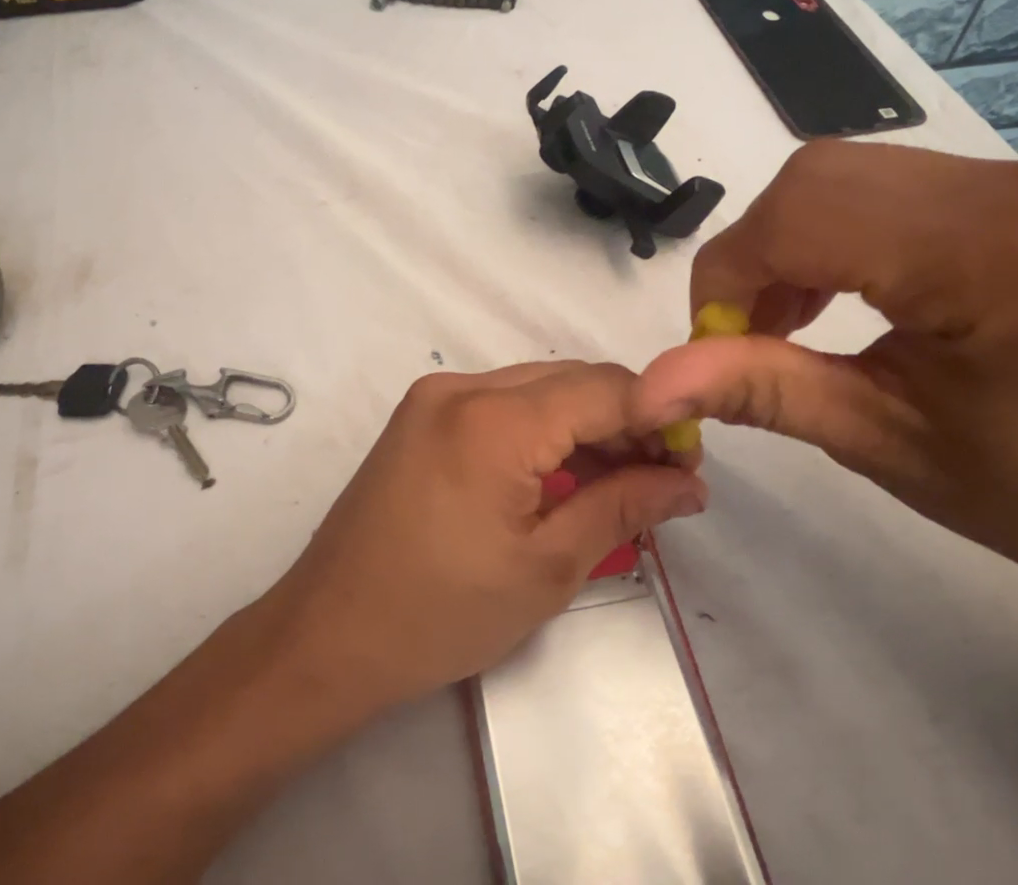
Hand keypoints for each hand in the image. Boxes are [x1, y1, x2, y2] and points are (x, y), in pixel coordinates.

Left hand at [267, 361, 706, 708]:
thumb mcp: (547, 567)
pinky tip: (562, 480)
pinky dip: (540, 433)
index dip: (661, 421)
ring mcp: (431, 400)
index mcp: (495, 419)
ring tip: (618, 488)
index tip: (690, 471)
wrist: (328, 636)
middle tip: (660, 485)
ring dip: (584, 428)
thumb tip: (687, 483)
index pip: (608, 388)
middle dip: (626, 423)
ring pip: (536, 390)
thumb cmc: (441, 614)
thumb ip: (623, 508)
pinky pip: (499, 407)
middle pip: (572, 381)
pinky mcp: (417, 421)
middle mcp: (460, 388)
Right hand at [630, 142, 1017, 881]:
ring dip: (797, 240)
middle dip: (757, 253)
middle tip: (747, 336)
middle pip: (821, 174)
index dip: (726, 274)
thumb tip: (647, 385)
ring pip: (855, 172)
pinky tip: (854, 297)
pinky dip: (847, 234)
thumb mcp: (884, 445)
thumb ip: (762, 392)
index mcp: (991, 254)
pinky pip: (903, 187)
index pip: (801, 216)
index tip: (709, 346)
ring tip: (794, 323)